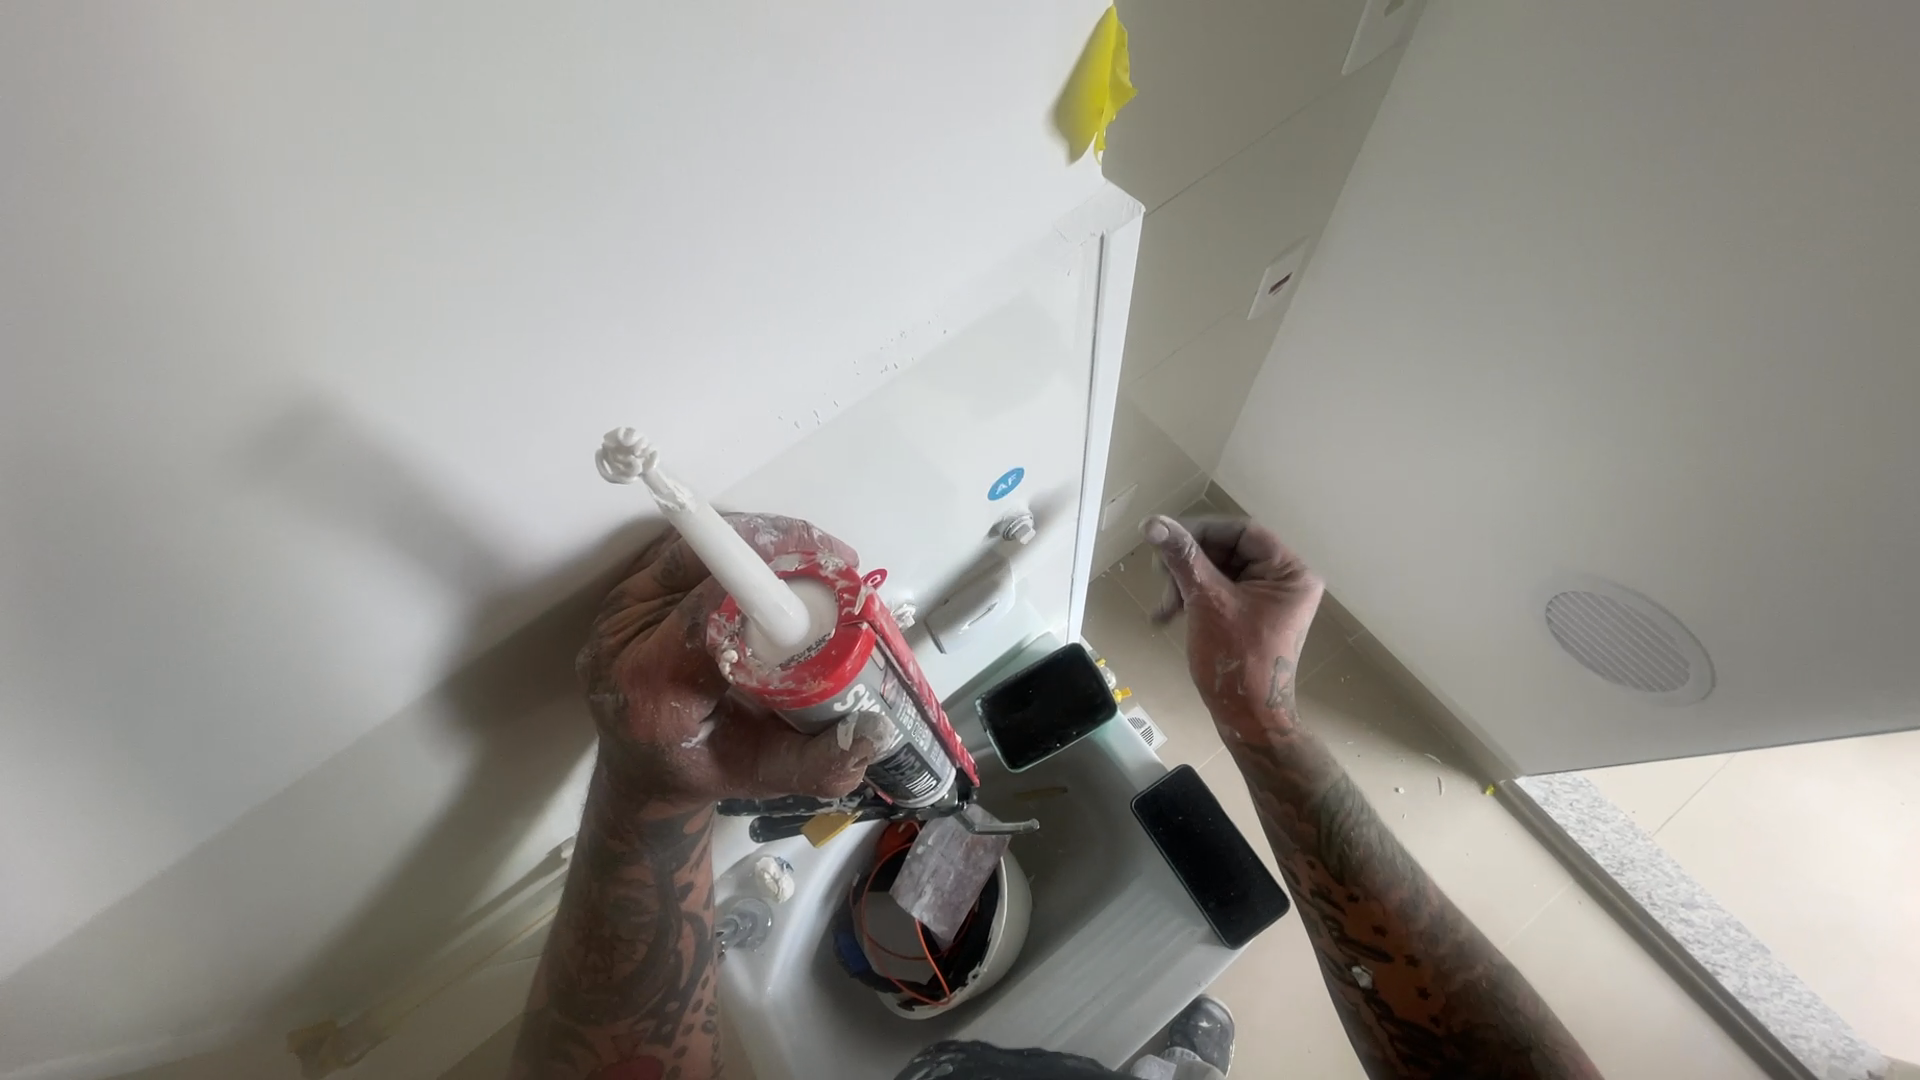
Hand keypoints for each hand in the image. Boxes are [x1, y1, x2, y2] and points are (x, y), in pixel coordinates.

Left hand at [574, 513, 877, 807]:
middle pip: (698, 563)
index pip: (705, 618)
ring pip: (697, 544)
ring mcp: (625, 605)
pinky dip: (741, 544)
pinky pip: (693, 547)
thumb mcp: (762, 776)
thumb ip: (818, 762)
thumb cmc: (701, 767)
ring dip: (761, 540)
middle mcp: (625, 637)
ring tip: (818, 558)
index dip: (764, 591)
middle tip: (834, 564)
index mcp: (651, 689)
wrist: (644, 763)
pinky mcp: (638, 585)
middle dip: (773, 551)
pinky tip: (783, 558)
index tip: (825, 583)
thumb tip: (874, 728)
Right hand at [1143, 515, 1324, 730]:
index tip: (1165, 541)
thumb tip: (1153, 523)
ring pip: (1215, 570)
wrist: (1247, 717)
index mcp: (1289, 572)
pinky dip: (1190, 597)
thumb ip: (1182, 557)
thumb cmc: (1236, 659)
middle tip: (1160, 578)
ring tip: (1164, 608)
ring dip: (1183, 583)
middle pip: (1225, 549)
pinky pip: (1215, 589)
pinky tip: (1168, 614)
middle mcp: (1283, 579)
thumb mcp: (1206, 601)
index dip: (1200, 532)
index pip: (1241, 532)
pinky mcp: (1248, 613)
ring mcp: (1266, 598)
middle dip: (1187, 564)